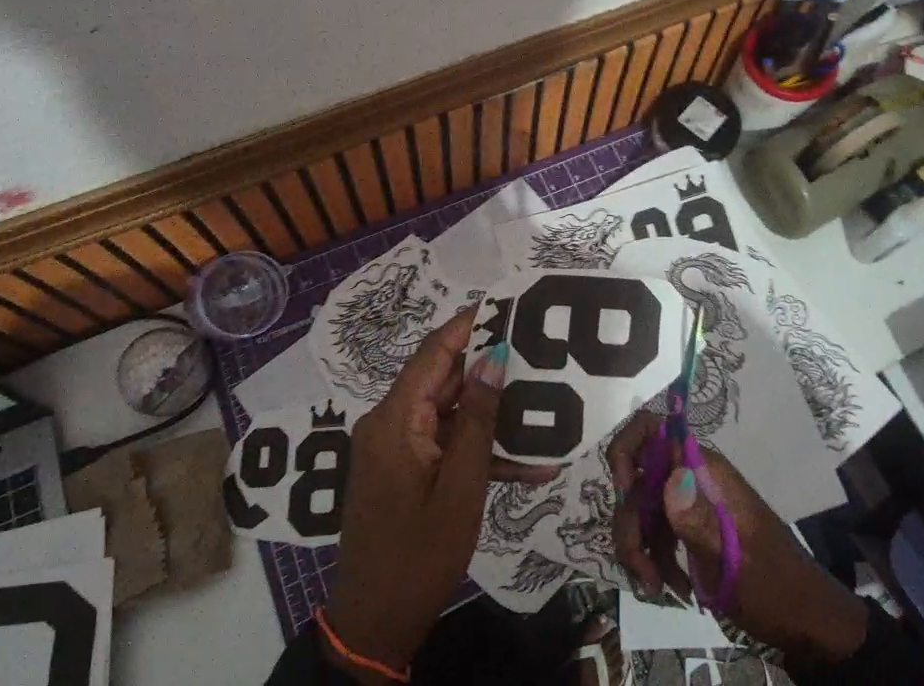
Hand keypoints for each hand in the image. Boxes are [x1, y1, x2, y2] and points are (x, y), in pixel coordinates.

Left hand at [323, 310, 551, 680]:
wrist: (378, 620)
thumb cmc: (420, 554)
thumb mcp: (460, 487)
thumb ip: (477, 420)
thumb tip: (493, 358)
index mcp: (394, 420)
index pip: (432, 354)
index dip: (467, 325)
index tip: (505, 303)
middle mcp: (389, 424)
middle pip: (441, 380)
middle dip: (488, 366)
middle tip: (537, 349)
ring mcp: (396, 449)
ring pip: (449, 414)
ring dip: (492, 415)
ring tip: (545, 401)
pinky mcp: (405, 472)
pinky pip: (445, 446)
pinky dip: (479, 452)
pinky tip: (530, 465)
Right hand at [607, 412, 867, 669]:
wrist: (806, 621)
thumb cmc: (773, 587)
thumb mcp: (733, 559)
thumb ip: (698, 520)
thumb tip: (670, 475)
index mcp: (705, 470)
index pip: (652, 428)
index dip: (628, 450)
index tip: (625, 493)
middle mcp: (693, 478)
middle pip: (638, 481)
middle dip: (631, 524)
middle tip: (642, 570)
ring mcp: (690, 505)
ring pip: (641, 511)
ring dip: (638, 548)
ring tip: (654, 588)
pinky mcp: (689, 530)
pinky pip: (655, 534)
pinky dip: (653, 561)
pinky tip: (669, 589)